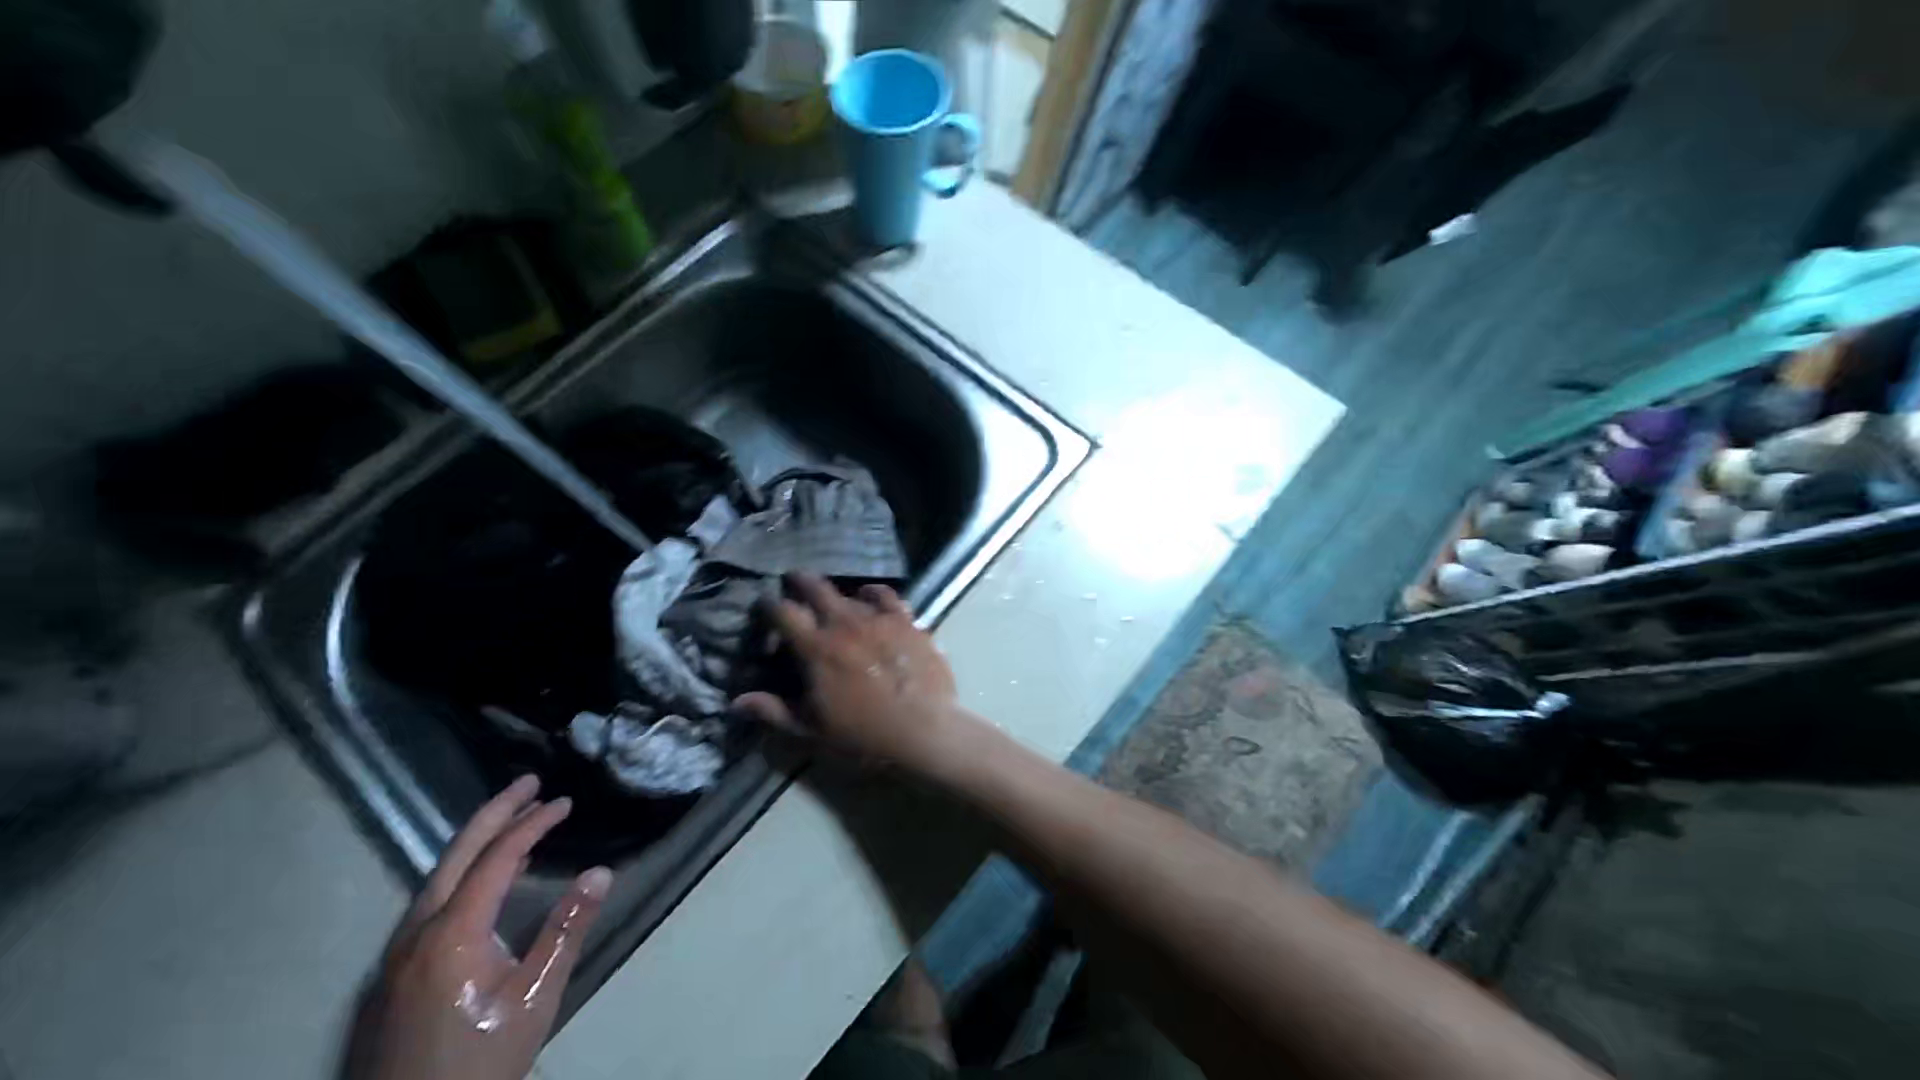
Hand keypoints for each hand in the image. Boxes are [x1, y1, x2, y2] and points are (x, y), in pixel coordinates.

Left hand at [347, 776, 610, 1079]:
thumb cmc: (481, 1060)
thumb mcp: (536, 997)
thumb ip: (566, 931)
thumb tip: (600, 873)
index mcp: (452, 934)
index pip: (496, 859)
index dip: (532, 825)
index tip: (565, 802)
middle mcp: (417, 933)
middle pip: (457, 855)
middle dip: (495, 813)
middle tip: (530, 783)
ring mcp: (398, 954)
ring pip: (439, 876)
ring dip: (478, 840)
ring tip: (516, 819)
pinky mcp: (394, 973)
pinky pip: (432, 901)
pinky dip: (464, 871)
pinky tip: (486, 878)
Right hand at [733, 572, 968, 771]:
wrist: (924, 732)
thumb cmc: (863, 736)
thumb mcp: (812, 730)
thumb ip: (774, 711)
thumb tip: (737, 701)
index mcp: (816, 649)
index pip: (783, 612)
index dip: (768, 606)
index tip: (764, 606)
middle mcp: (845, 624)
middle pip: (816, 588)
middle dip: (799, 581)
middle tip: (792, 581)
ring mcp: (879, 619)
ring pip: (850, 593)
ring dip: (836, 594)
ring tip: (832, 598)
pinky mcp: (908, 622)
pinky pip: (887, 595)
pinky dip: (873, 593)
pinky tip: (870, 596)